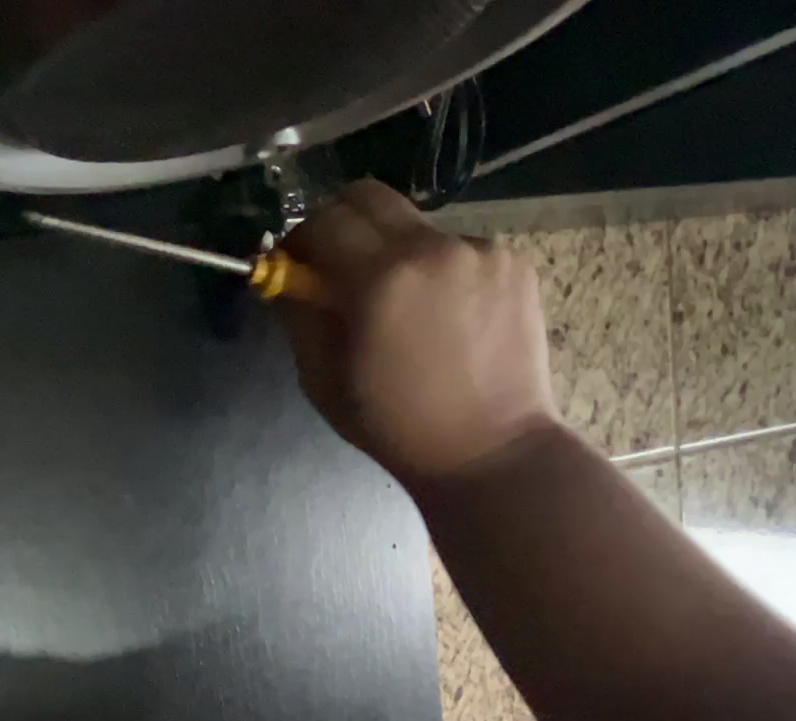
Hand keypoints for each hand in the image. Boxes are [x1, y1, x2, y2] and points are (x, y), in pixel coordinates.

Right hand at [279, 179, 560, 481]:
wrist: (488, 449)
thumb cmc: (391, 424)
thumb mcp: (321, 377)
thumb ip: (298, 315)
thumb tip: (282, 276)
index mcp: (379, 278)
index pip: (321, 221)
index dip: (297, 239)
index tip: (293, 267)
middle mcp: (432, 247)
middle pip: (367, 197)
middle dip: (338, 224)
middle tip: (333, 268)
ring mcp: (480, 250)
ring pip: (413, 226)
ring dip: (390, 252)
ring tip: (397, 308)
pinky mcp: (513, 262)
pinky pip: (454, 248)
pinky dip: (433, 270)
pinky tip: (440, 317)